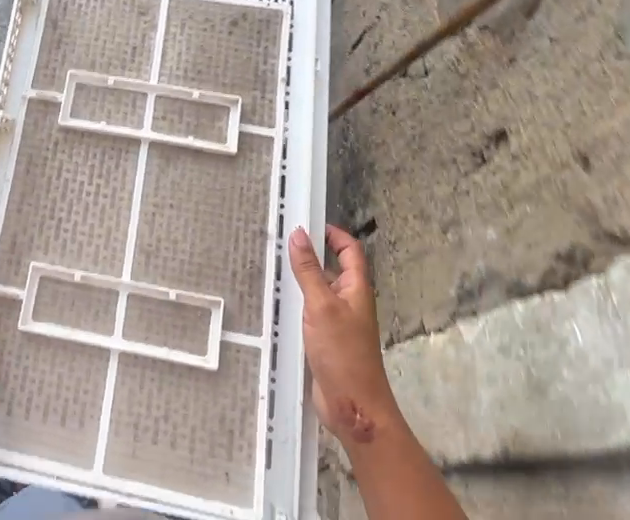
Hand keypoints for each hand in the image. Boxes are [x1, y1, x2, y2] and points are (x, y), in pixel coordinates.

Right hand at [288, 225, 400, 448]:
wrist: (354, 406)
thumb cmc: (343, 353)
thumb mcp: (321, 305)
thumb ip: (309, 270)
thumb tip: (299, 234)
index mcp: (357, 288)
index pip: (350, 250)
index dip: (334, 234)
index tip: (309, 222)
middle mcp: (350, 301)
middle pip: (333, 269)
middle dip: (311, 254)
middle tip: (281, 242)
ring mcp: (338, 322)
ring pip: (319, 291)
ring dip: (301, 280)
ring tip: (272, 268)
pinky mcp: (326, 341)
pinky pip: (310, 313)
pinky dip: (295, 304)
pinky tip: (276, 305)